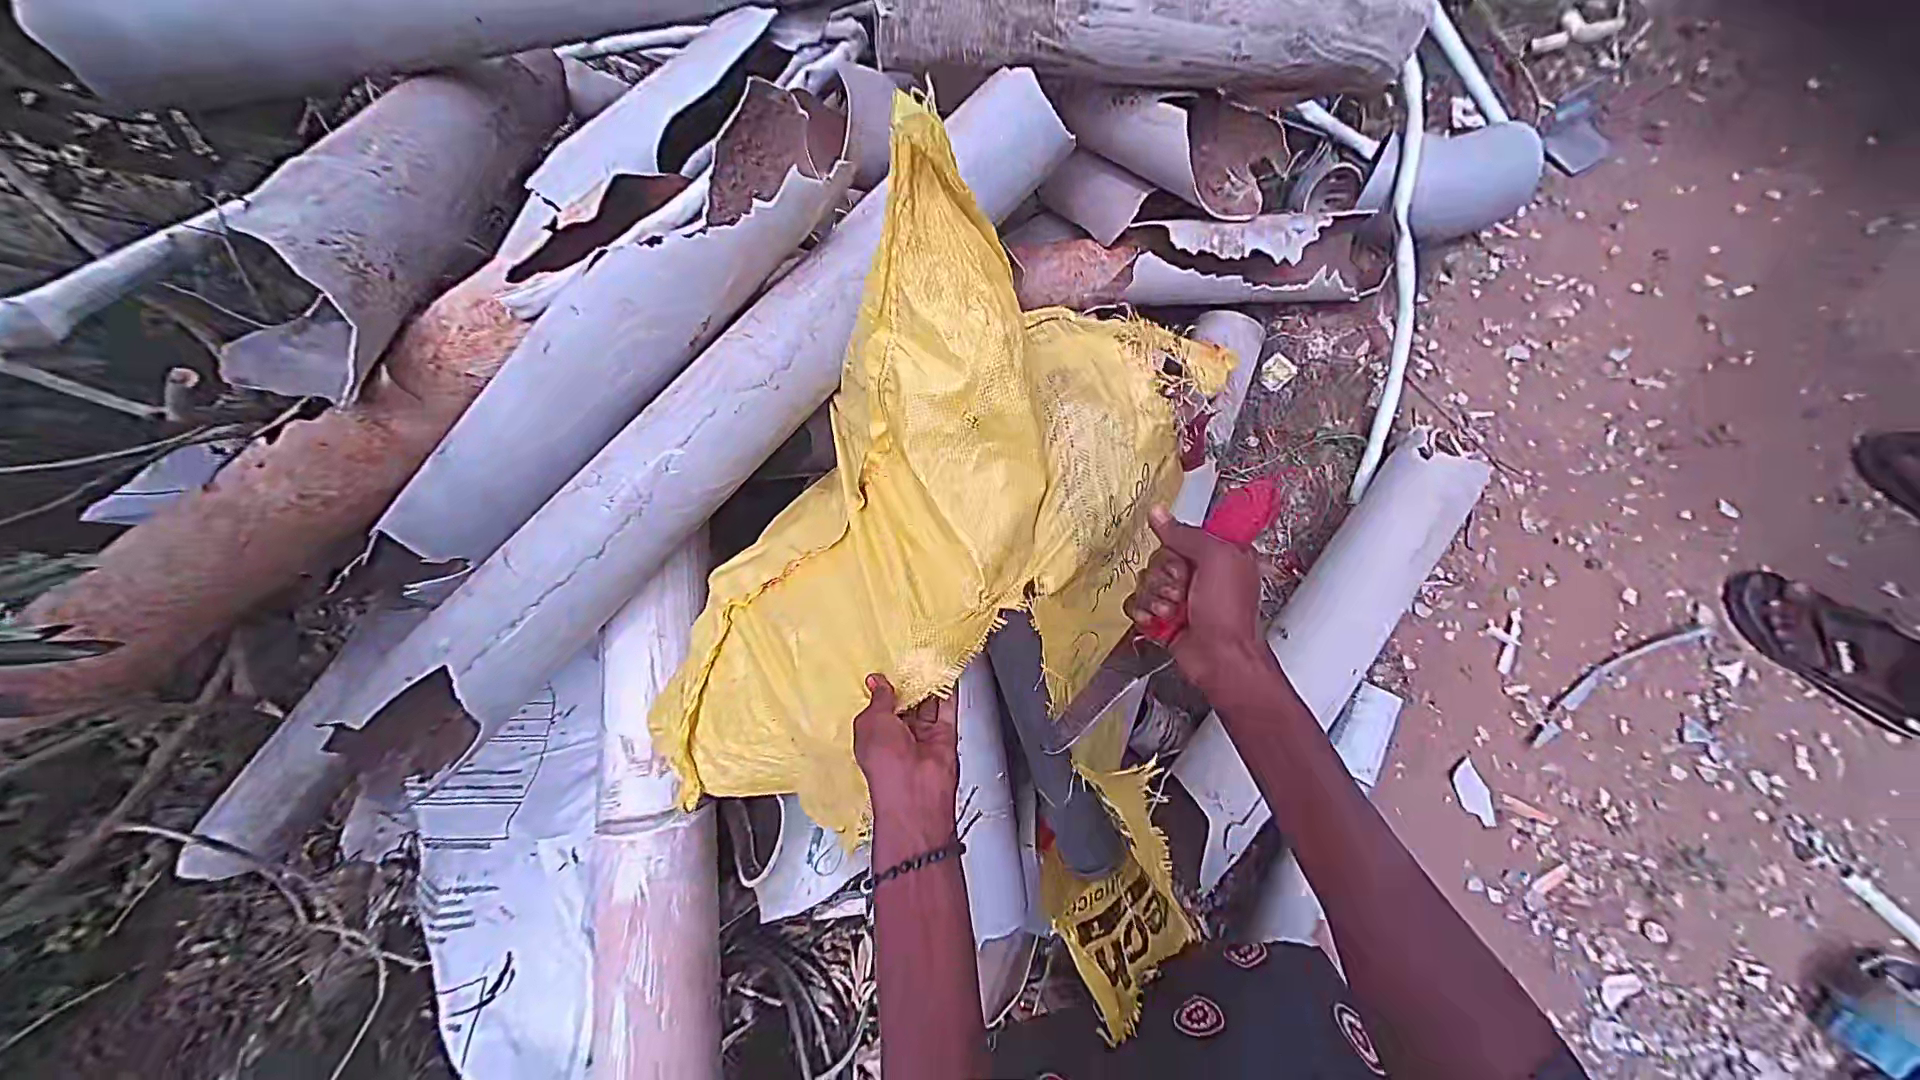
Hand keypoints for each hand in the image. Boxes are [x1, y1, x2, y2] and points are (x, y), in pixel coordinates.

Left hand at [853, 674, 958, 854]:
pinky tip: (947, 670)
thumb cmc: (885, 764)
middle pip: (906, 701)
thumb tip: (877, 681)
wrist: (917, 790)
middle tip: (910, 657)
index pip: (879, 705)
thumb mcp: (870, 721)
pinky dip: (949, 688)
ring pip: (927, 701)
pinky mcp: (944, 733)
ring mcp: (922, 734)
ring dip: (928, 682)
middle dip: (907, 682)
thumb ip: (879, 698)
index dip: (883, 686)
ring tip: (928, 657)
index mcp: (874, 733)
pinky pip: (948, 706)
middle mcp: (899, 734)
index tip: (887, 665)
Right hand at [1123, 505, 1265, 692]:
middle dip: (1166, 577)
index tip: (1185, 557)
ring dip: (1157, 598)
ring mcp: (1178, 595)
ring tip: (1176, 611)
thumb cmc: (1229, 614)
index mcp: (1218, 554)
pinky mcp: (1161, 616)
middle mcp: (1197, 573)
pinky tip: (1160, 620)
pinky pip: (1135, 603)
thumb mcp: (1216, 559)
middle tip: (1183, 590)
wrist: (1219, 659)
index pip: (1182, 534)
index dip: (1179, 546)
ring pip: (1144, 581)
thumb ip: (1185, 534)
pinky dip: (1144, 612)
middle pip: (1158, 557)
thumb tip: (1159, 514)